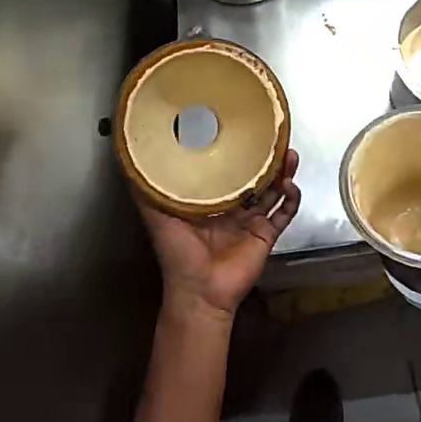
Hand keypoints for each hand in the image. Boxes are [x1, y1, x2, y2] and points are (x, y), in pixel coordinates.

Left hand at [137, 150, 300, 319]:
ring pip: (271, 191)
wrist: (199, 291)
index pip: (222, 170)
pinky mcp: (265, 236)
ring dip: (281, 173)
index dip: (230, 152)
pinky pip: (284, 215)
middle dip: (262, 158)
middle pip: (251, 177)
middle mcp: (230, 208)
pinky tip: (291, 184)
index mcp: (207, 201)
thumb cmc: (176, 253)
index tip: (233, 130)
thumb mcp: (156, 215)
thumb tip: (129, 161)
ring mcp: (250, 221)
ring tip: (288, 154)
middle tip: (270, 137)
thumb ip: (145, 191)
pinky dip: (291, 200)